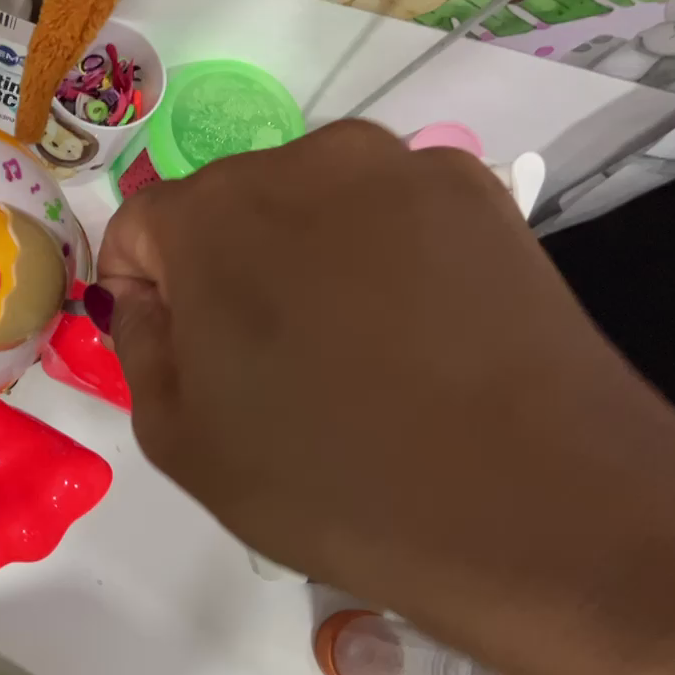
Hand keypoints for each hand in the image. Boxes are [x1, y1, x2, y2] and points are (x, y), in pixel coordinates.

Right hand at [91, 120, 674, 593]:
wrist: (537, 513)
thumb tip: (148, 297)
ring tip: (335, 349)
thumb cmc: (322, 478)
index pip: (138, 227)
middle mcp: (304, 162)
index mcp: (213, 214)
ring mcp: (404, 169)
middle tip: (258, 362)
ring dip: (291, 259)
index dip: (142, 292)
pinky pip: (380, 213)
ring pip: (301, 205)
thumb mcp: (174, 433)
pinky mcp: (483, 195)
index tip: (178, 354)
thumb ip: (137, 341)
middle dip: (216, 270)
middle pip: (221, 208)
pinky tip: (400, 333)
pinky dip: (367, 256)